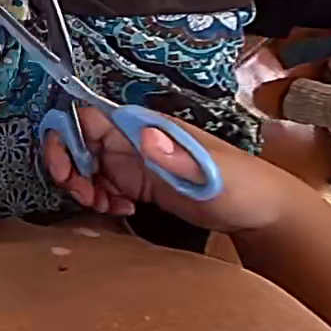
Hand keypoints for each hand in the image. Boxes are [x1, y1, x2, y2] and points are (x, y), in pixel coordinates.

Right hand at [43, 106, 310, 233]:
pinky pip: (104, 186)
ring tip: (103, 206)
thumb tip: (143, 134)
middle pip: (80, 141)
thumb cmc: (242, 185)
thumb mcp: (211, 171)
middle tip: (83, 193)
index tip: (70, 169)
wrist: (262, 212)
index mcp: (146, 127)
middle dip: (70, 166)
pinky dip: (100, 200)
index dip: (69, 136)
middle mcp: (135, 140)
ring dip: (83, 186)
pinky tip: (119, 211)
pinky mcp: (140, 184)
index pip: (90, 118)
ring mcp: (136, 162)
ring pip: (88, 166)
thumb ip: (176, 155)